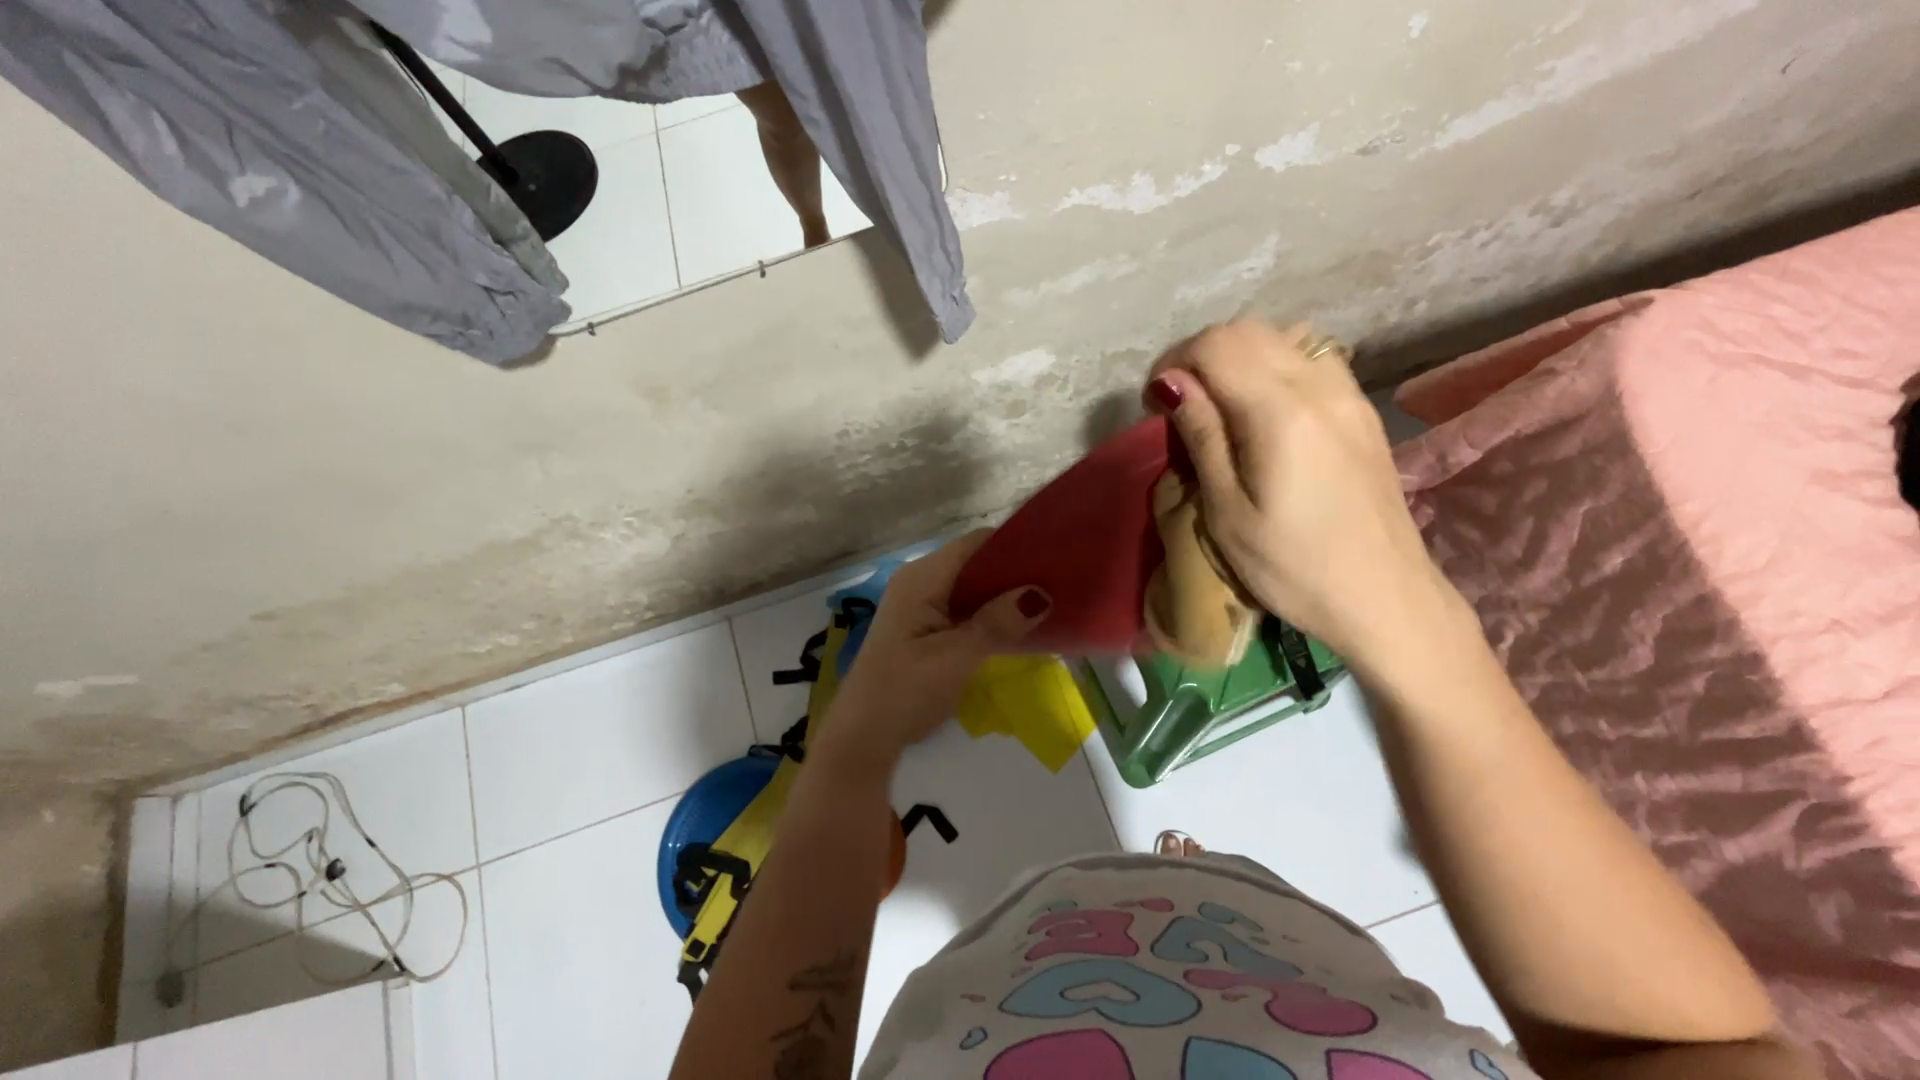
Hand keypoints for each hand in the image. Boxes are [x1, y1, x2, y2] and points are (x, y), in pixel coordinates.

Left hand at [816, 533, 1050, 770]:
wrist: (863, 736)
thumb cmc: (905, 691)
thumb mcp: (956, 657)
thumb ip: (997, 623)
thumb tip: (1040, 594)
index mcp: (922, 577)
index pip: (976, 543)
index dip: (1014, 545)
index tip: (1055, 556)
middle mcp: (919, 582)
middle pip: (975, 564)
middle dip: (1014, 573)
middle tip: (1061, 584)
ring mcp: (919, 607)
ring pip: (971, 589)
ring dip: (1004, 597)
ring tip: (1051, 603)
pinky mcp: (923, 630)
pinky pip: (963, 611)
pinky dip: (989, 615)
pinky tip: (1018, 628)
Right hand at [1144, 320, 1462, 667]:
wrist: (1385, 600)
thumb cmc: (1293, 568)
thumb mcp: (1228, 512)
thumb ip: (1202, 436)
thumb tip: (1172, 382)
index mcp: (1281, 411)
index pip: (1217, 345)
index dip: (1175, 362)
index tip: (1156, 405)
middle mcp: (1320, 386)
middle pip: (1249, 330)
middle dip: (1202, 354)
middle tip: (1181, 404)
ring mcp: (1349, 395)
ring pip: (1284, 337)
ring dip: (1240, 356)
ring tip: (1220, 405)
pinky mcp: (1363, 412)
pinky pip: (1312, 359)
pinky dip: (1275, 366)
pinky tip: (1264, 411)